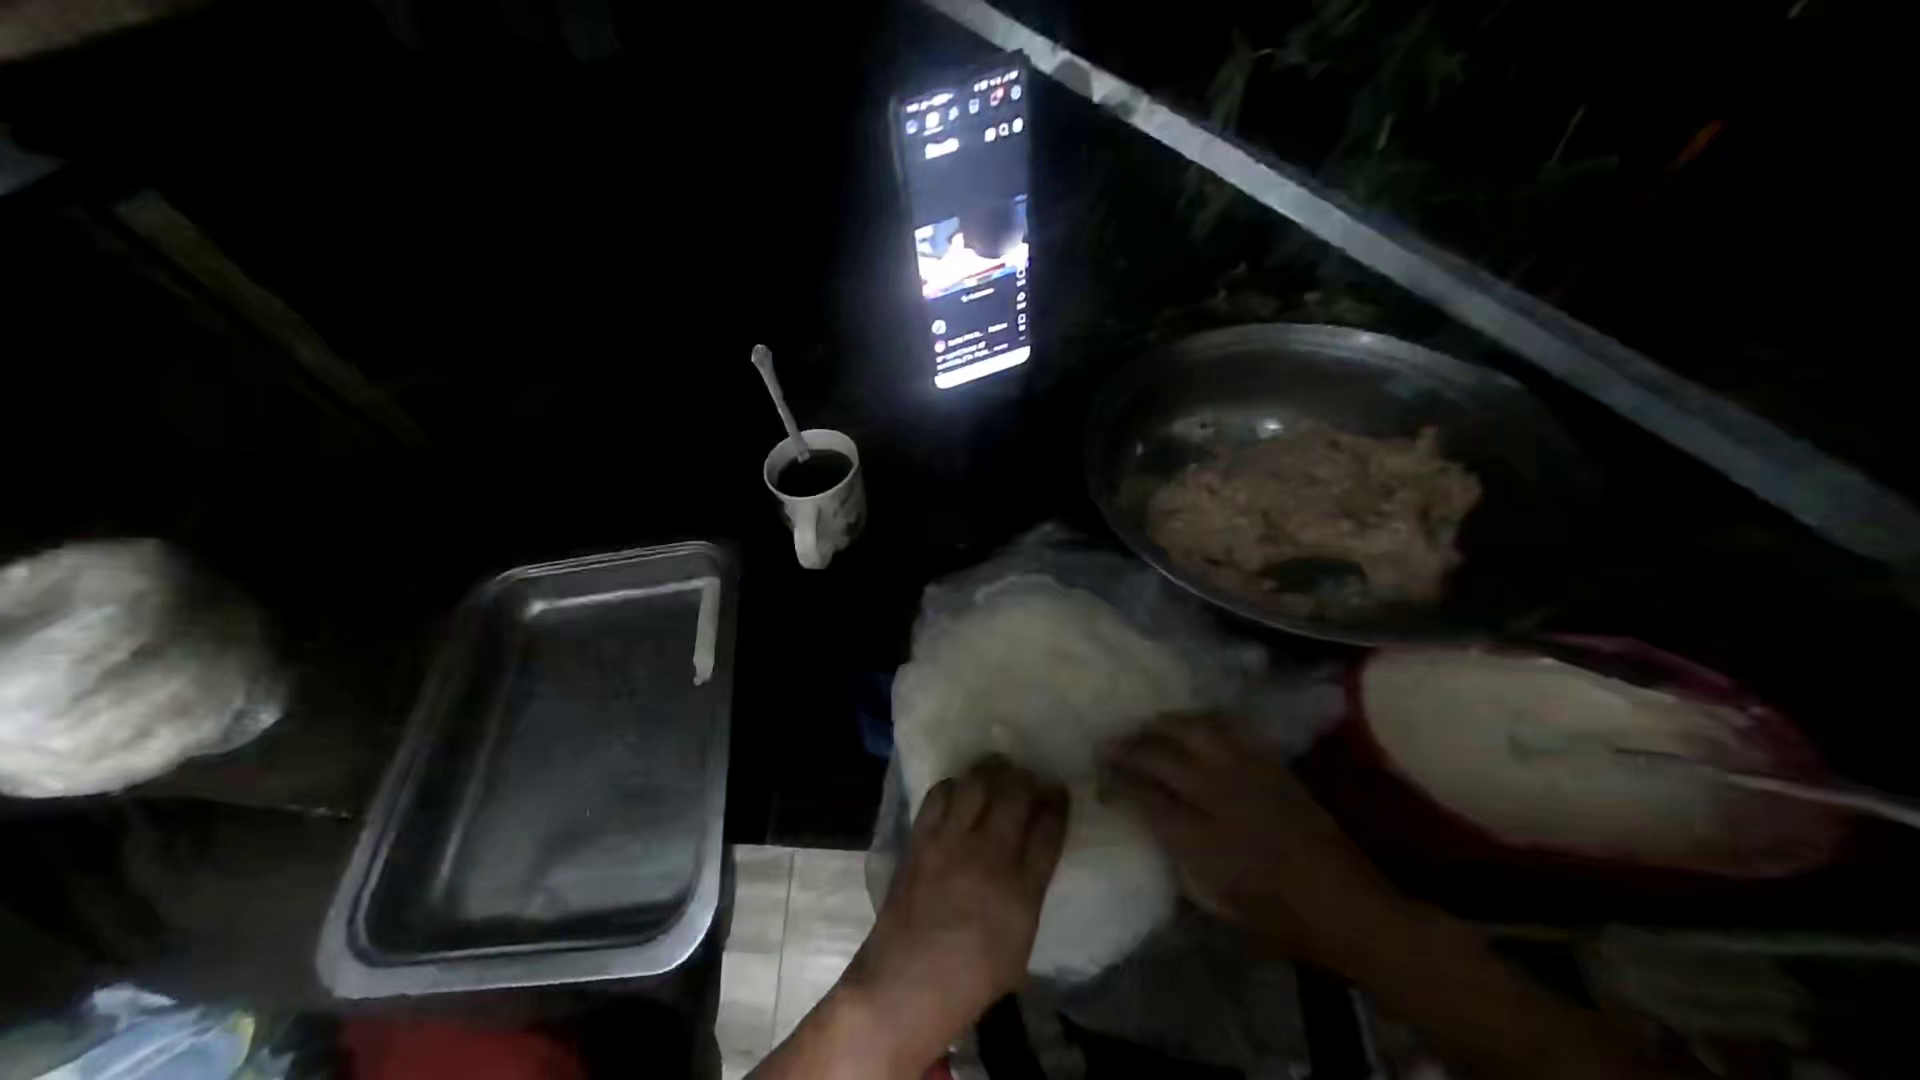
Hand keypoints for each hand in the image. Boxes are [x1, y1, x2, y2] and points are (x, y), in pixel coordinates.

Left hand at [842, 756, 1067, 1062]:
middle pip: (1015, 793)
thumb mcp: (1021, 941)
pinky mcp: (921, 839)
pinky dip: (954, 786)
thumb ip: (1030, 891)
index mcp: (1024, 887)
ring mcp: (952, 842)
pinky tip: (959, 792)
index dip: (1056, 801)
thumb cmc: (971, 977)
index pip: (1049, 827)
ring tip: (995, 772)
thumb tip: (1031, 856)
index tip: (1057, 790)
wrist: (907, 984)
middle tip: (1026, 778)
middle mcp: (990, 854)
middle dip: (1026, 779)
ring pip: (977, 783)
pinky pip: (939, 795)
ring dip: (991, 772)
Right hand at [1100, 713, 1418, 976]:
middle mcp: (1217, 794)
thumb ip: (1177, 859)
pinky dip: (1206, 720)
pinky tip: (1193, 722)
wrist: (1343, 904)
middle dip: (1128, 748)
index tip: (1099, 778)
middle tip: (1108, 745)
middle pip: (1159, 755)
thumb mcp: (1213, 901)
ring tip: (1145, 724)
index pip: (1142, 796)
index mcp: (1199, 835)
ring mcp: (1246, 772)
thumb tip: (1152, 828)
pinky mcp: (1271, 763)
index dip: (1114, 783)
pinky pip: (1232, 727)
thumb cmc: (1274, 915)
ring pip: (1193, 730)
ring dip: (1162, 724)